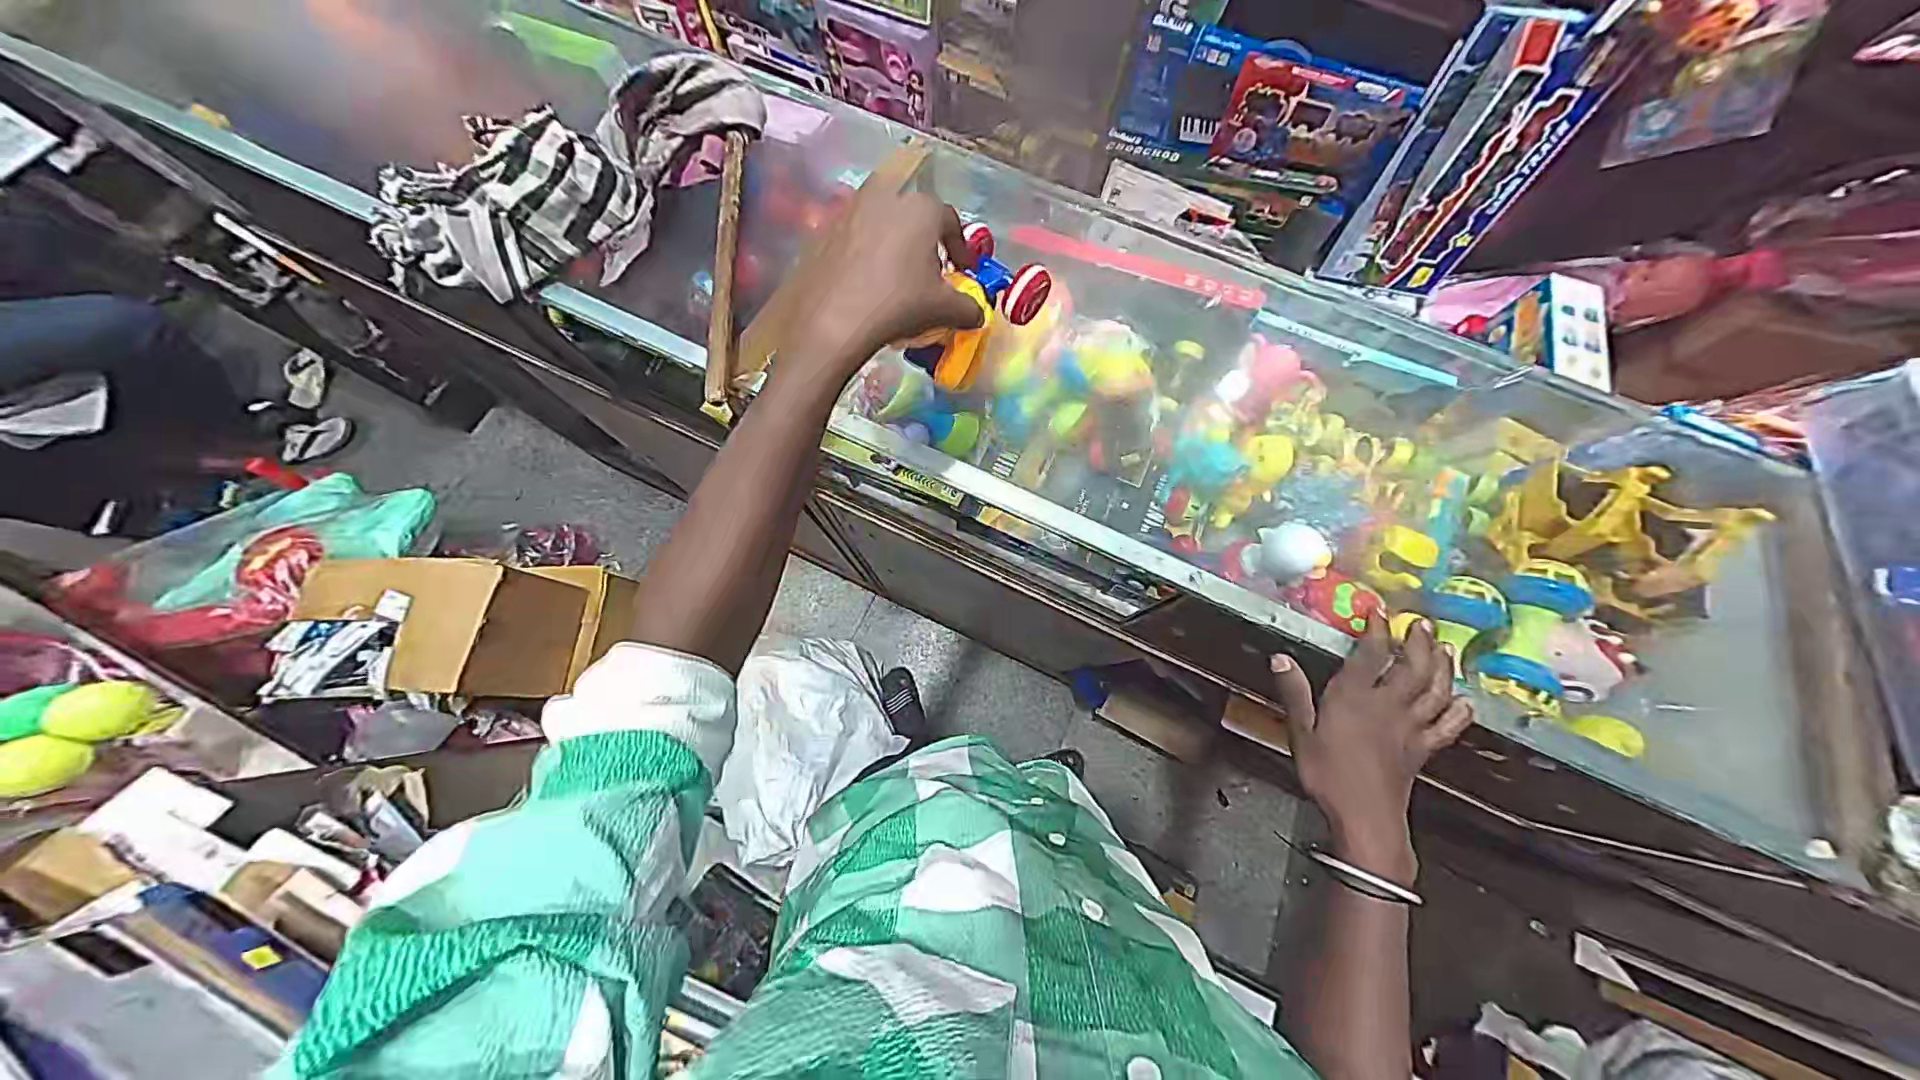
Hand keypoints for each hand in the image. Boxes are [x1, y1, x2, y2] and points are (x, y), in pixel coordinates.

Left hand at [778, 188, 984, 384]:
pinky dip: (865, 256)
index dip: (960, 249)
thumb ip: (969, 307)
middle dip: (925, 243)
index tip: (963, 271)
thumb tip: (977, 313)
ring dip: (894, 246)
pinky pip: (855, 240)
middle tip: (929, 273)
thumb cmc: (898, 305)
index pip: (951, 223)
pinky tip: (866, 284)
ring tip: (897, 279)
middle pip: (914, 218)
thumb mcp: (944, 310)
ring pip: (882, 225)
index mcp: (921, 208)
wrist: (832, 321)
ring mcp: (850, 210)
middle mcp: (885, 197)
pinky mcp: (823, 231)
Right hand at [1270, 618, 1473, 882]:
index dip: (1377, 631)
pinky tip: (1464, 702)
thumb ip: (1294, 694)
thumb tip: (1281, 658)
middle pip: (1412, 668)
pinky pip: (1446, 726)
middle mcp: (1388, 706)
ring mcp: (1410, 728)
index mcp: (1355, 699)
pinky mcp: (1422, 749)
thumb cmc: (1327, 774)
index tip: (1379, 612)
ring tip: (1444, 648)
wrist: (1366, 817)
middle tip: (1421, 623)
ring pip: (1434, 690)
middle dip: (1417, 642)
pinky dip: (1458, 711)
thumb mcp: (1301, 732)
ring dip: (1442, 667)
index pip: (1370, 656)